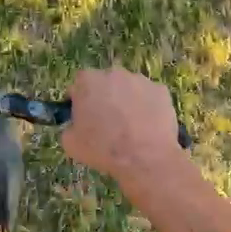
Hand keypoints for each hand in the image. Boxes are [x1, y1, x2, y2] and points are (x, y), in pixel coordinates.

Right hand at [60, 67, 182, 185]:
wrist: (145, 159)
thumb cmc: (103, 149)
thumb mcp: (71, 143)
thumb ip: (69, 127)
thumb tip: (75, 126)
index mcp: (87, 80)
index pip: (79, 85)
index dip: (81, 101)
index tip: (85, 118)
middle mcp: (112, 72)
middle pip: (106, 83)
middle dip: (106, 98)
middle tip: (110, 124)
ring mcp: (139, 80)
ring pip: (130, 89)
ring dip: (128, 102)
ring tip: (133, 129)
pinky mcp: (160, 90)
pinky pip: (151, 97)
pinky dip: (149, 108)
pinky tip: (149, 128)